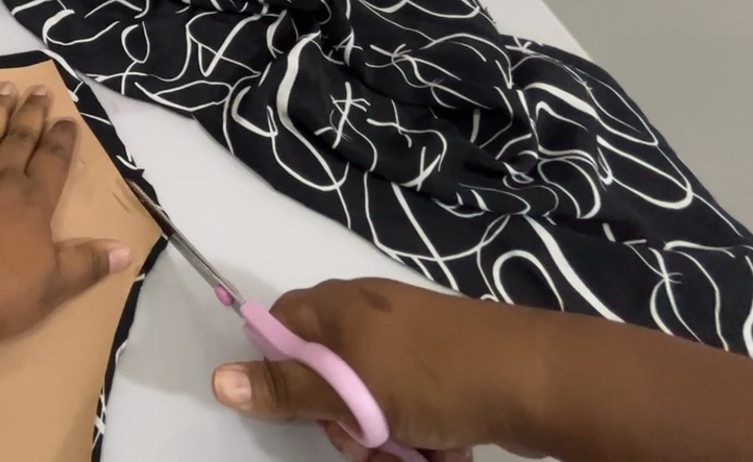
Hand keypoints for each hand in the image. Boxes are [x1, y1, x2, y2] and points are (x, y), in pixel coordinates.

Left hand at [0, 82, 132, 353]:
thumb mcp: (51, 288)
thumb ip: (87, 264)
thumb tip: (126, 249)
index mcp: (32, 201)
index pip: (53, 161)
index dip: (62, 139)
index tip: (68, 118)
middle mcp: (0, 178)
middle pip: (20, 138)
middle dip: (32, 113)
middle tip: (40, 89)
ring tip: (6, 87)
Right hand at [208, 278, 551, 460]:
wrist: (536, 379)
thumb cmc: (427, 375)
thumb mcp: (349, 390)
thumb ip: (285, 387)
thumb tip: (216, 380)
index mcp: (331, 305)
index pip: (279, 330)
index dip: (285, 374)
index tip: (311, 410)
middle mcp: (362, 314)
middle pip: (325, 373)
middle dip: (344, 422)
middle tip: (368, 444)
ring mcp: (405, 339)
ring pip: (371, 398)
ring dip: (385, 438)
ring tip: (417, 456)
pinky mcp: (442, 364)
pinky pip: (411, 403)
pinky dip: (421, 433)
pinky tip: (444, 451)